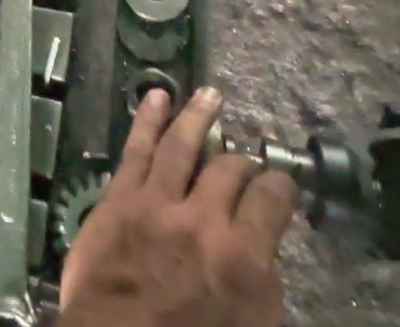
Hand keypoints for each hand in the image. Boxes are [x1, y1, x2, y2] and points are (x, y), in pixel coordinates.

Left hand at [58, 87, 298, 326]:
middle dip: (239, 160)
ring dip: (197, 116)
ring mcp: (157, 202)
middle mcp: (202, 219)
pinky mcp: (119, 197)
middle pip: (228, 169)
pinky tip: (158, 97)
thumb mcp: (250, 325)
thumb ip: (261, 284)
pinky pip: (136, 148)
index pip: (271, 199)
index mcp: (242, 258)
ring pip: (182, 144)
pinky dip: (148, 119)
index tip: (278, 183)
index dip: (280, 186)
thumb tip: (260, 251)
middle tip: (241, 159)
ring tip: (209, 95)